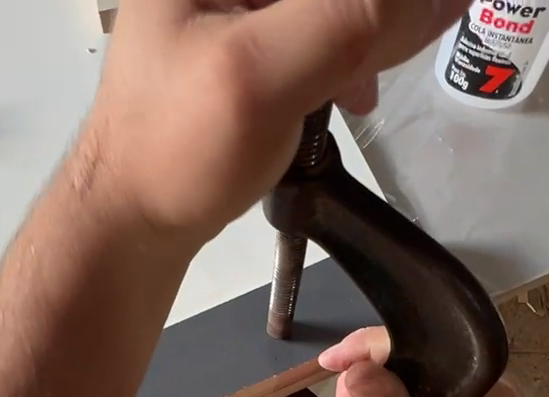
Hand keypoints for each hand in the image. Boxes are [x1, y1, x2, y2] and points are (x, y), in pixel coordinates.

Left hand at [75, 0, 466, 239]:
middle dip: (366, 18)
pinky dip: (339, 56)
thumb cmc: (180, 150)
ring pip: (324, 10)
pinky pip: (312, 29)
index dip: (374, 6)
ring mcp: (227, 5)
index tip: (418, 26)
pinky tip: (349, 95)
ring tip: (364, 89)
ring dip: (360, 34)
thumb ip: (353, 18)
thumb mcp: (266, 74)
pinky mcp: (239, 41)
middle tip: (390, 57)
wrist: (129, 223)